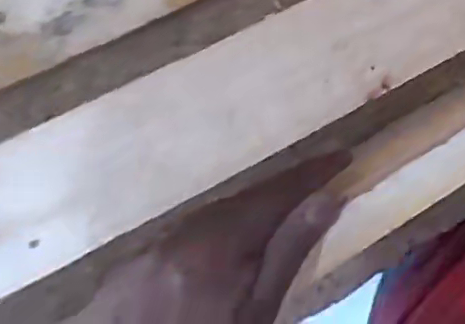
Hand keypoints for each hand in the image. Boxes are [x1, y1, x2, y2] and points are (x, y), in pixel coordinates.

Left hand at [68, 153, 348, 323]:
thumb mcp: (257, 314)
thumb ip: (289, 252)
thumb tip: (328, 196)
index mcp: (217, 242)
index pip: (278, 191)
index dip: (314, 172)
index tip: (345, 156)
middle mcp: (179, 235)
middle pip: (243, 199)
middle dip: (280, 191)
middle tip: (315, 186)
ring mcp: (143, 255)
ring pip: (209, 217)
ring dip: (244, 211)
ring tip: (273, 217)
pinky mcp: (118, 278)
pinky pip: (177, 239)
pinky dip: (207, 235)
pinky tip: (216, 251)